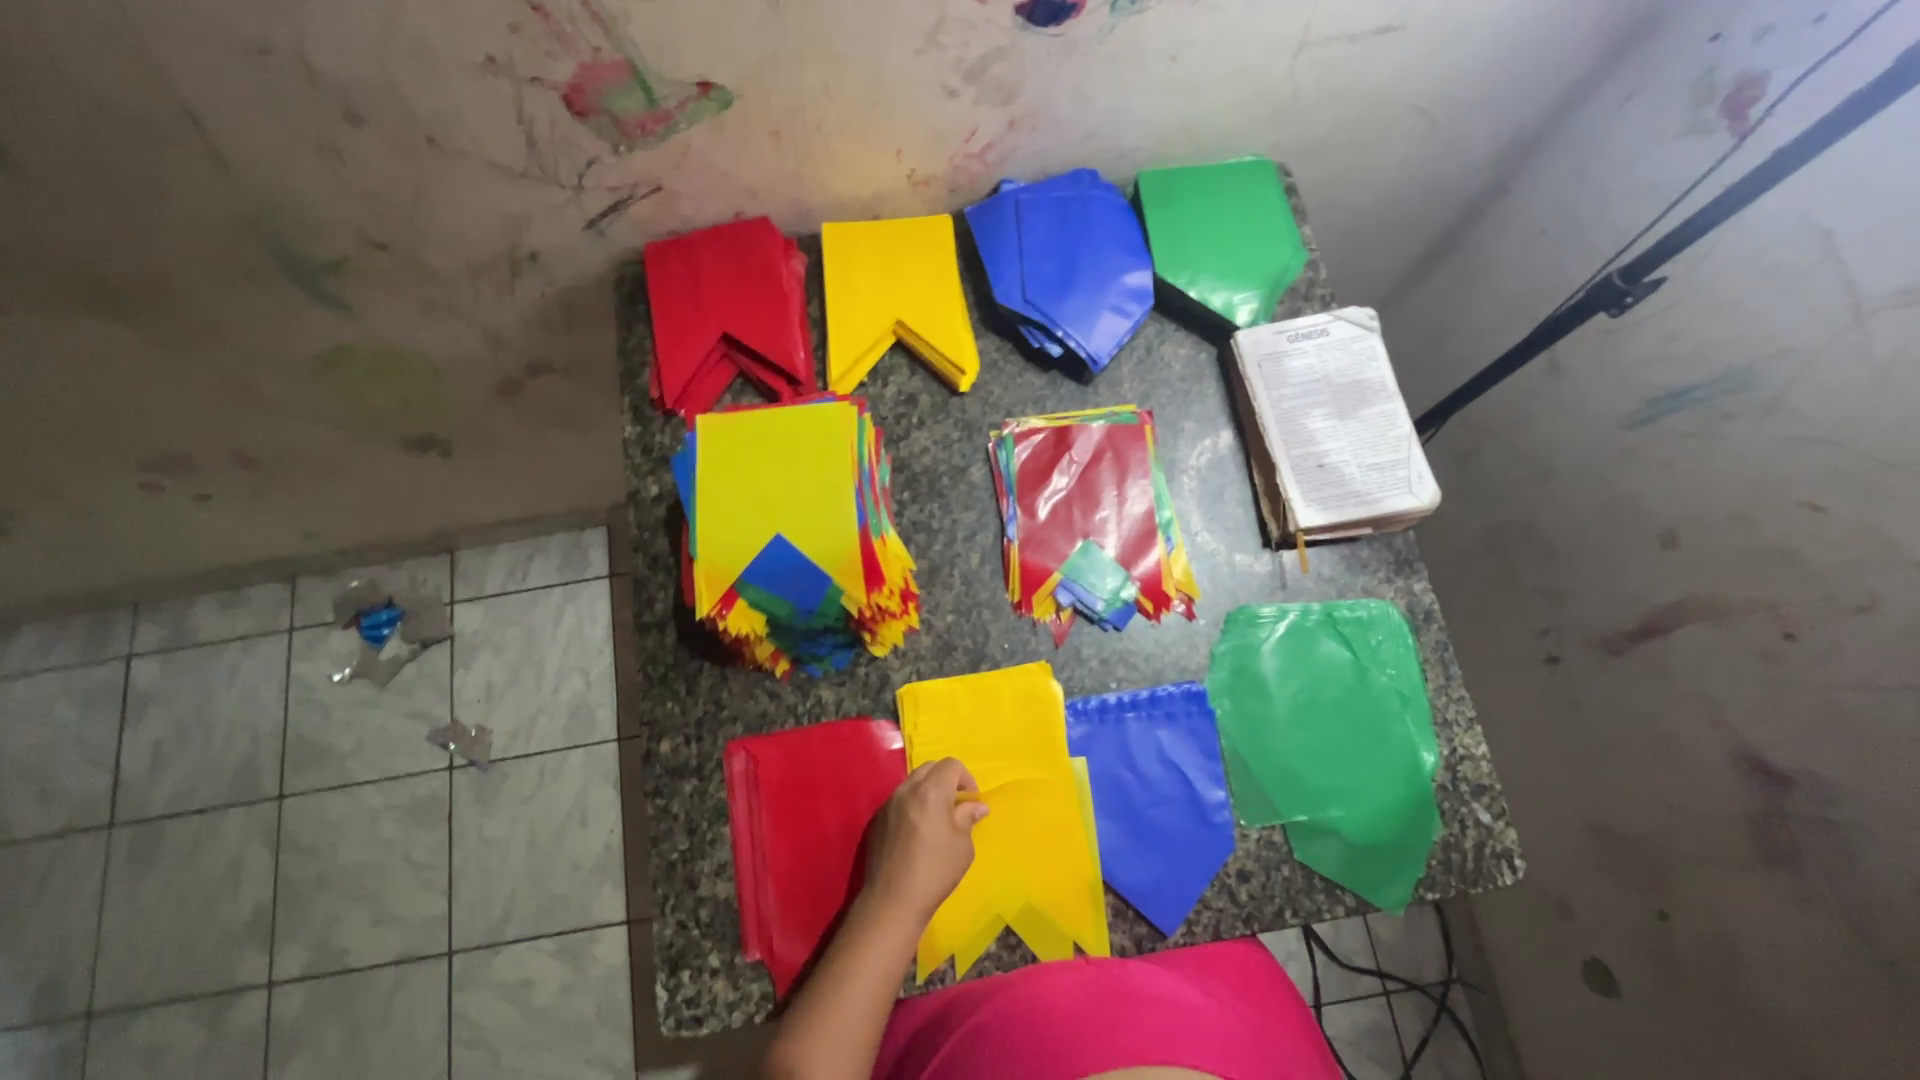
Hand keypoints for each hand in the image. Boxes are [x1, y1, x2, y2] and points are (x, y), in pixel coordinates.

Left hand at [861, 758, 989, 922]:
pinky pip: (898, 800)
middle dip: (946, 779)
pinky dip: (912, 805)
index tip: (972, 801)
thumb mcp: (962, 845)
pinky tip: (916, 832)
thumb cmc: (936, 870)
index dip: (966, 778)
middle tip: (956, 804)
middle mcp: (907, 790)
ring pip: (912, 783)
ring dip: (927, 791)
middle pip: (929, 768)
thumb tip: (976, 806)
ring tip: (936, 818)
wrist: (893, 899)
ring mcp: (888, 804)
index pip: (951, 765)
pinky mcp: (877, 820)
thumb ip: (968, 818)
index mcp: (931, 791)